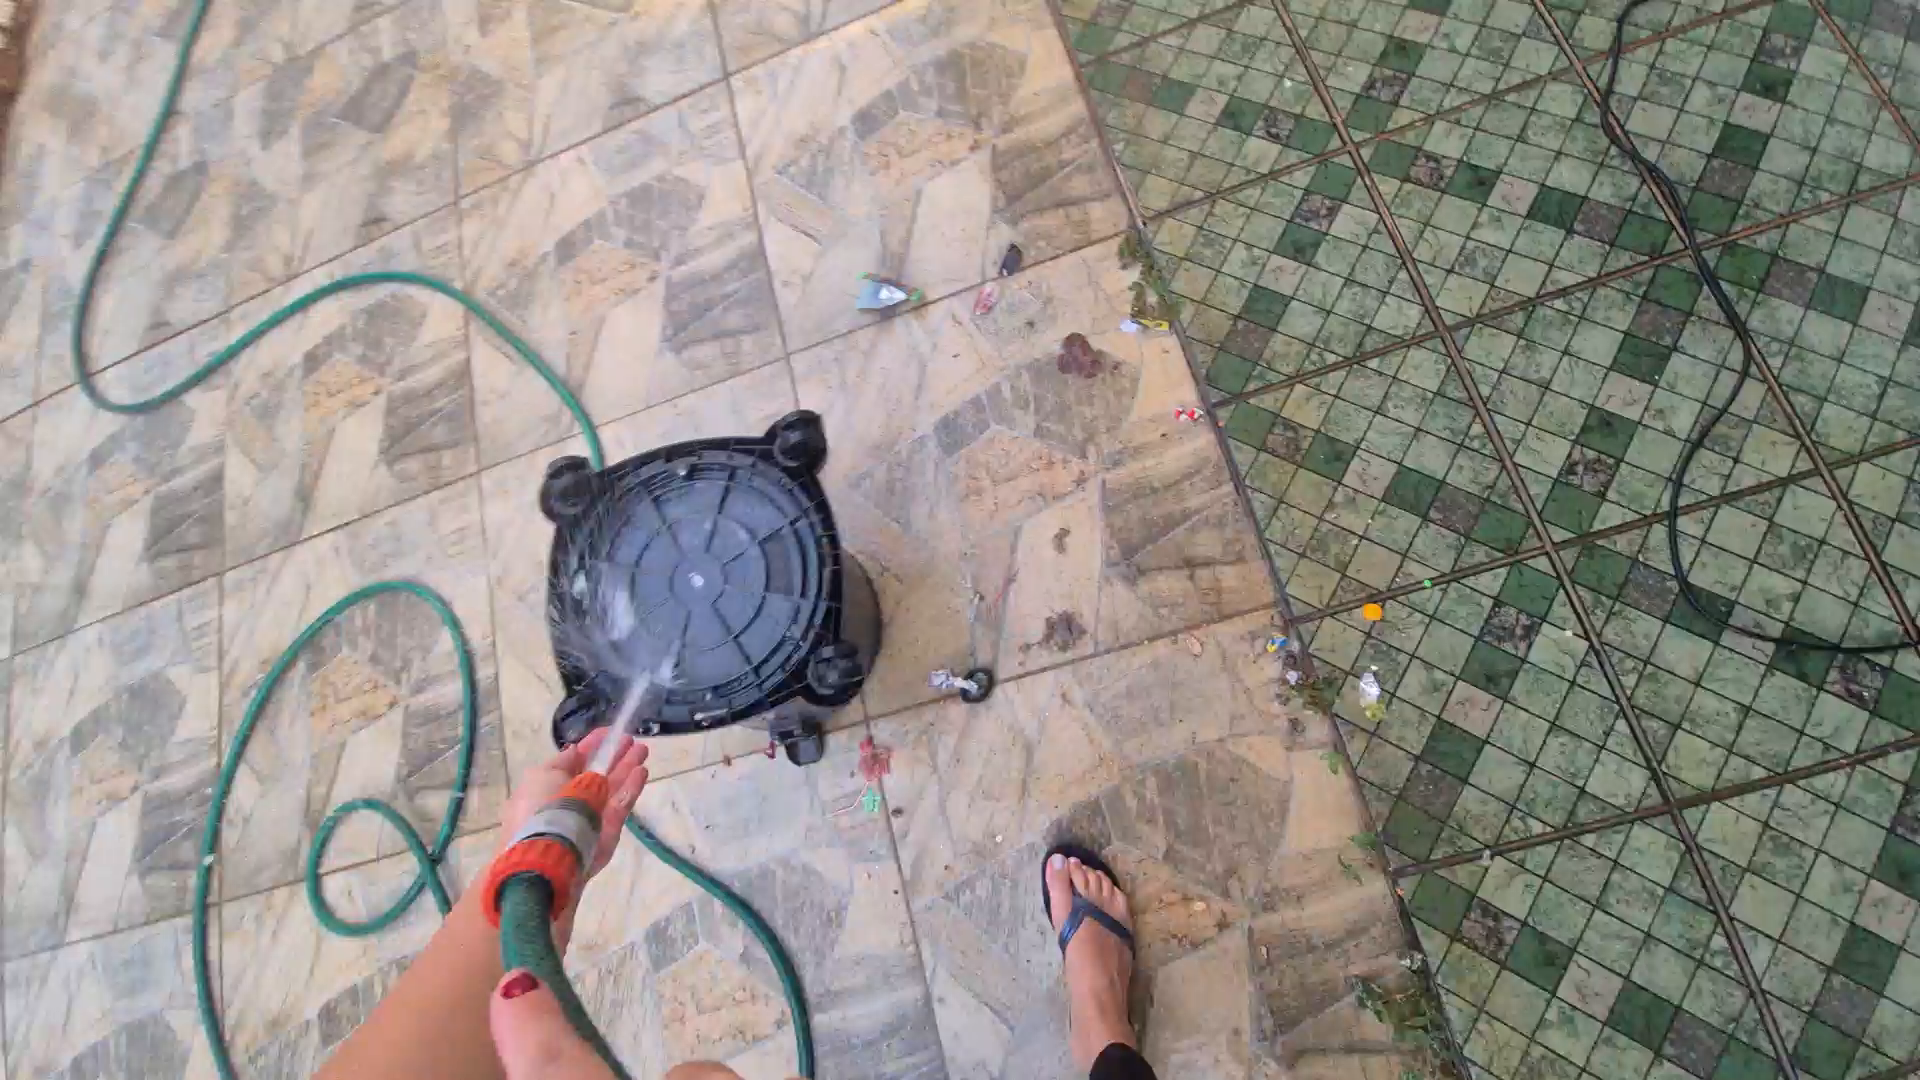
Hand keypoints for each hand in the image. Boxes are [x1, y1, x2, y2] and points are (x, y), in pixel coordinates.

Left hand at [499, 727, 648, 882]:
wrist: (546, 853)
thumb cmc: (538, 809)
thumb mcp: (541, 775)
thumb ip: (563, 760)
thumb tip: (577, 751)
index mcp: (553, 784)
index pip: (578, 760)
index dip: (594, 744)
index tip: (611, 731)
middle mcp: (575, 797)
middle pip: (601, 771)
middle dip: (616, 754)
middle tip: (632, 739)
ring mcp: (594, 812)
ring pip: (616, 784)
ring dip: (629, 766)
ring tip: (642, 749)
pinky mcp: (611, 827)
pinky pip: (624, 802)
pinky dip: (633, 786)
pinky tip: (642, 770)